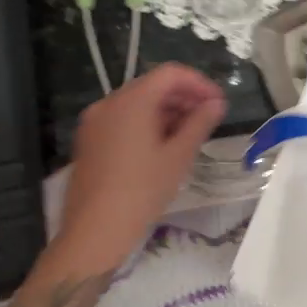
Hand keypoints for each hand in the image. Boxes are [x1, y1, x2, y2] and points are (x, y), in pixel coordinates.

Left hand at [55, 64, 225, 268]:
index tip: (218, 103)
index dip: (199, 83)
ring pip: (137, 103)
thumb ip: (200, 123)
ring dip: (166, 111)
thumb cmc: (142, 191)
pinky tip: (162, 146)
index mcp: (132, 101)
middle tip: (208, 118)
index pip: (171, 74)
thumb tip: (216, 104)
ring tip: (189, 134)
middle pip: (152, 85)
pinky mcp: (89, 141)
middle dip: (183, 97)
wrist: (94, 232)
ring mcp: (95, 122)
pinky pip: (122, 119)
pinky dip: (146, 123)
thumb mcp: (178, 156)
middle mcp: (109, 103)